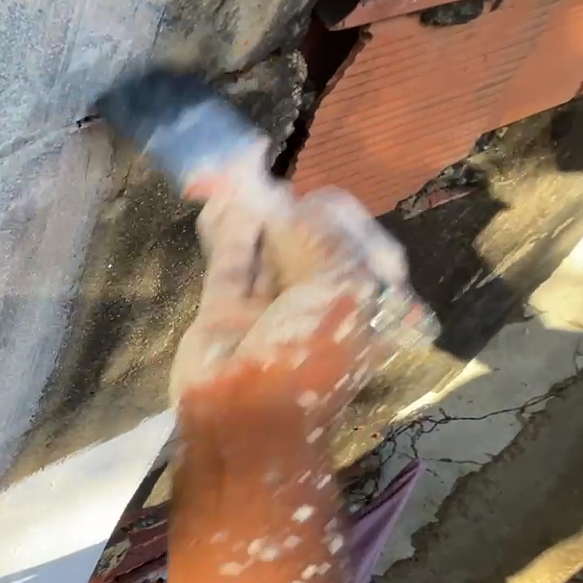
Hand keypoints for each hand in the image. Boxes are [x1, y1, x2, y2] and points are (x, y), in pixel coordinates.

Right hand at [169, 184, 431, 417]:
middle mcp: (317, 297)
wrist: (245, 411)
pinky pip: (227, 264)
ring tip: (224, 174)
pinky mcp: (222, 312)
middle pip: (300, 238)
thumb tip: (288, 202)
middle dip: (280, 206)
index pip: (350, 237)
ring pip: (260, 247)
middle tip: (249, 170)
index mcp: (366, 297)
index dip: (325, 210)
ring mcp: (266, 305)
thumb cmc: (309, 353)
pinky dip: (223, 235)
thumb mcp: (340, 286)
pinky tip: (217, 204)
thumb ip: (317, 238)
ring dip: (246, 213)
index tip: (303, 190)